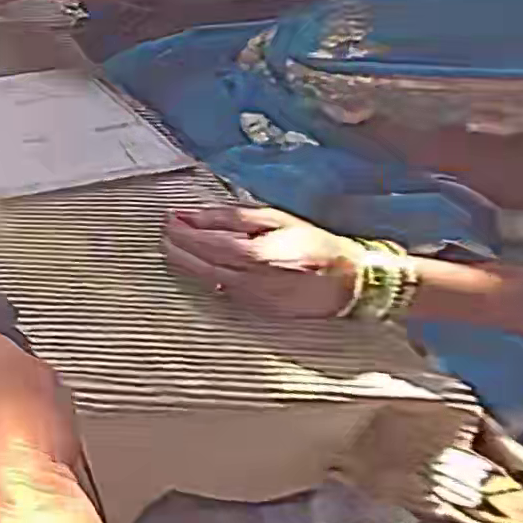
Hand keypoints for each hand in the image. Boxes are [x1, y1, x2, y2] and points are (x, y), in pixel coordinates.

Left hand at [164, 207, 364, 318]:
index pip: (205, 242)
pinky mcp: (254, 307)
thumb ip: (227, 217)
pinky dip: (200, 273)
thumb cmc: (315, 244)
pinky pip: (215, 288)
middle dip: (175, 244)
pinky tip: (194, 261)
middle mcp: (251, 279)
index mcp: (258, 255)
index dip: (181, 230)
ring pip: (201, 277)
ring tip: (173, 243)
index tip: (168, 218)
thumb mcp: (274, 220)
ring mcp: (251, 297)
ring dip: (181, 258)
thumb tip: (186, 215)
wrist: (356, 282)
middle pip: (197, 261)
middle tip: (166, 229)